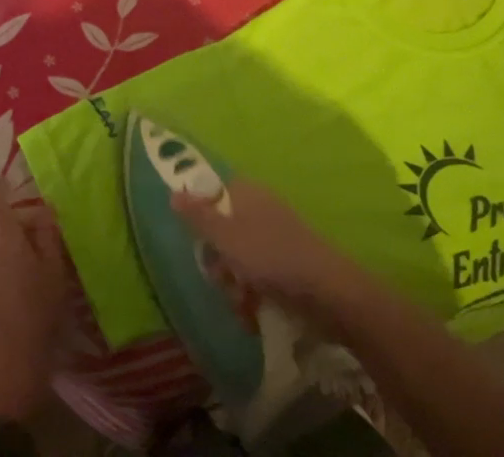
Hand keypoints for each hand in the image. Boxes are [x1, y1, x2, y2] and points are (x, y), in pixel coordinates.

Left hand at [0, 189, 66, 420]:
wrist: (9, 360)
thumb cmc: (39, 310)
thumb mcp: (55, 270)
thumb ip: (48, 234)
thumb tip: (44, 208)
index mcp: (4, 236)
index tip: (0, 179)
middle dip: (11, 230)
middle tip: (35, 244)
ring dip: (2, 254)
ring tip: (24, 274)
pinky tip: (8, 295)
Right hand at [171, 179, 372, 326]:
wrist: (331, 294)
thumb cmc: (272, 258)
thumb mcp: (226, 236)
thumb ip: (198, 216)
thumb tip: (173, 192)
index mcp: (246, 194)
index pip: (211, 193)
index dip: (200, 215)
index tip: (196, 238)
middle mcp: (260, 211)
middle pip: (221, 231)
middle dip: (217, 260)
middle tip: (221, 275)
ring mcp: (274, 240)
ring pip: (236, 259)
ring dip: (233, 284)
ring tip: (242, 300)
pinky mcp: (286, 267)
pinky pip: (256, 277)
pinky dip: (252, 295)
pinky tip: (254, 311)